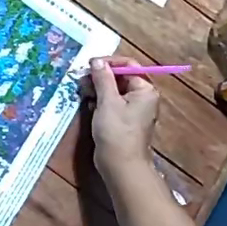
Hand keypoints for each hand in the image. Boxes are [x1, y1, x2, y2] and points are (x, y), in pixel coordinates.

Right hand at [85, 56, 160, 185]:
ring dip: (98, 88)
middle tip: (81, 78)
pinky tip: (88, 103)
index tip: (89, 64)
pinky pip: (112, 103)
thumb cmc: (116, 131)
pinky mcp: (124, 120)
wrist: (120, 164)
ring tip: (82, 89)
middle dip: (101, 76)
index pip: (128, 66)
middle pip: (121, 77)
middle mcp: (143, 97)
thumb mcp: (107, 101)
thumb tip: (96, 61)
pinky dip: (100, 100)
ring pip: (114, 90)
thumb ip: (102, 78)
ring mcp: (134, 109)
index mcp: (145, 90)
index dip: (108, 62)